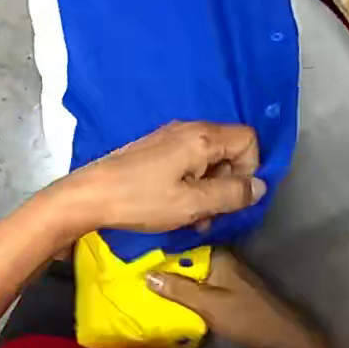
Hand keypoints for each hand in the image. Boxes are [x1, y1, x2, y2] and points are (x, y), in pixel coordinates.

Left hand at [44, 121, 265, 237]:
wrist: (88, 196)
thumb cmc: (141, 200)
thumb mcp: (192, 203)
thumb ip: (231, 194)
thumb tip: (260, 187)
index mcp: (201, 137)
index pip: (248, 140)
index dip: (251, 169)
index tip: (235, 197)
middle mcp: (188, 129)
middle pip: (230, 149)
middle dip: (229, 182)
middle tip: (213, 213)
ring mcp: (170, 137)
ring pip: (209, 159)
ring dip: (210, 188)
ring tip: (194, 217)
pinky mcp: (156, 149)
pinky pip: (188, 162)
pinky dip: (192, 184)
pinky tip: (177, 207)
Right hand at [147, 251, 333, 347]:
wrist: (281, 337)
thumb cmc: (246, 317)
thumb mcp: (208, 304)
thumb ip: (178, 289)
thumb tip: (145, 274)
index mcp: (218, 255)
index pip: (182, 244)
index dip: (157, 249)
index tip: (130, 255)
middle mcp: (221, 260)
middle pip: (184, 259)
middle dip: (161, 266)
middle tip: (129, 272)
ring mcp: (224, 275)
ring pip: (191, 273)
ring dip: (172, 280)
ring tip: (140, 285)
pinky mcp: (226, 291)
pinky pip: (198, 285)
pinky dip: (184, 291)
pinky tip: (167, 298)